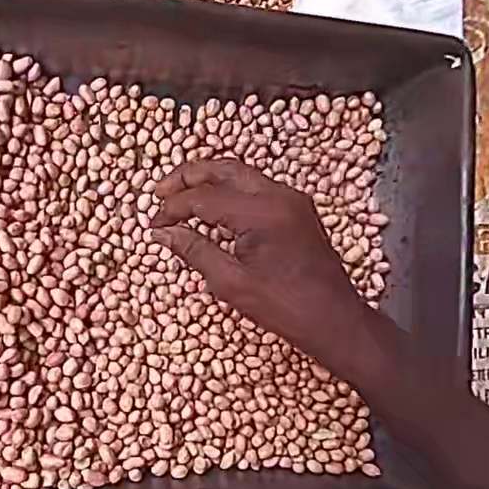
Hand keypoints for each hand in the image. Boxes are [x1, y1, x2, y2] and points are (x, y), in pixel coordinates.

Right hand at [149, 160, 373, 369]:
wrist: (334, 319)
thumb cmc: (285, 307)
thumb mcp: (230, 282)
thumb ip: (194, 250)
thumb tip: (164, 233)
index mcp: (262, 213)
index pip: (204, 198)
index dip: (173, 209)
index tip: (154, 225)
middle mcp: (280, 196)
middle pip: (224, 169)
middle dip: (188, 177)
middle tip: (160, 192)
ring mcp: (292, 201)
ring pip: (241, 175)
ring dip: (208, 182)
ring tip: (180, 197)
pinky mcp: (297, 211)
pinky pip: (256, 189)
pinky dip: (229, 193)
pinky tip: (212, 209)